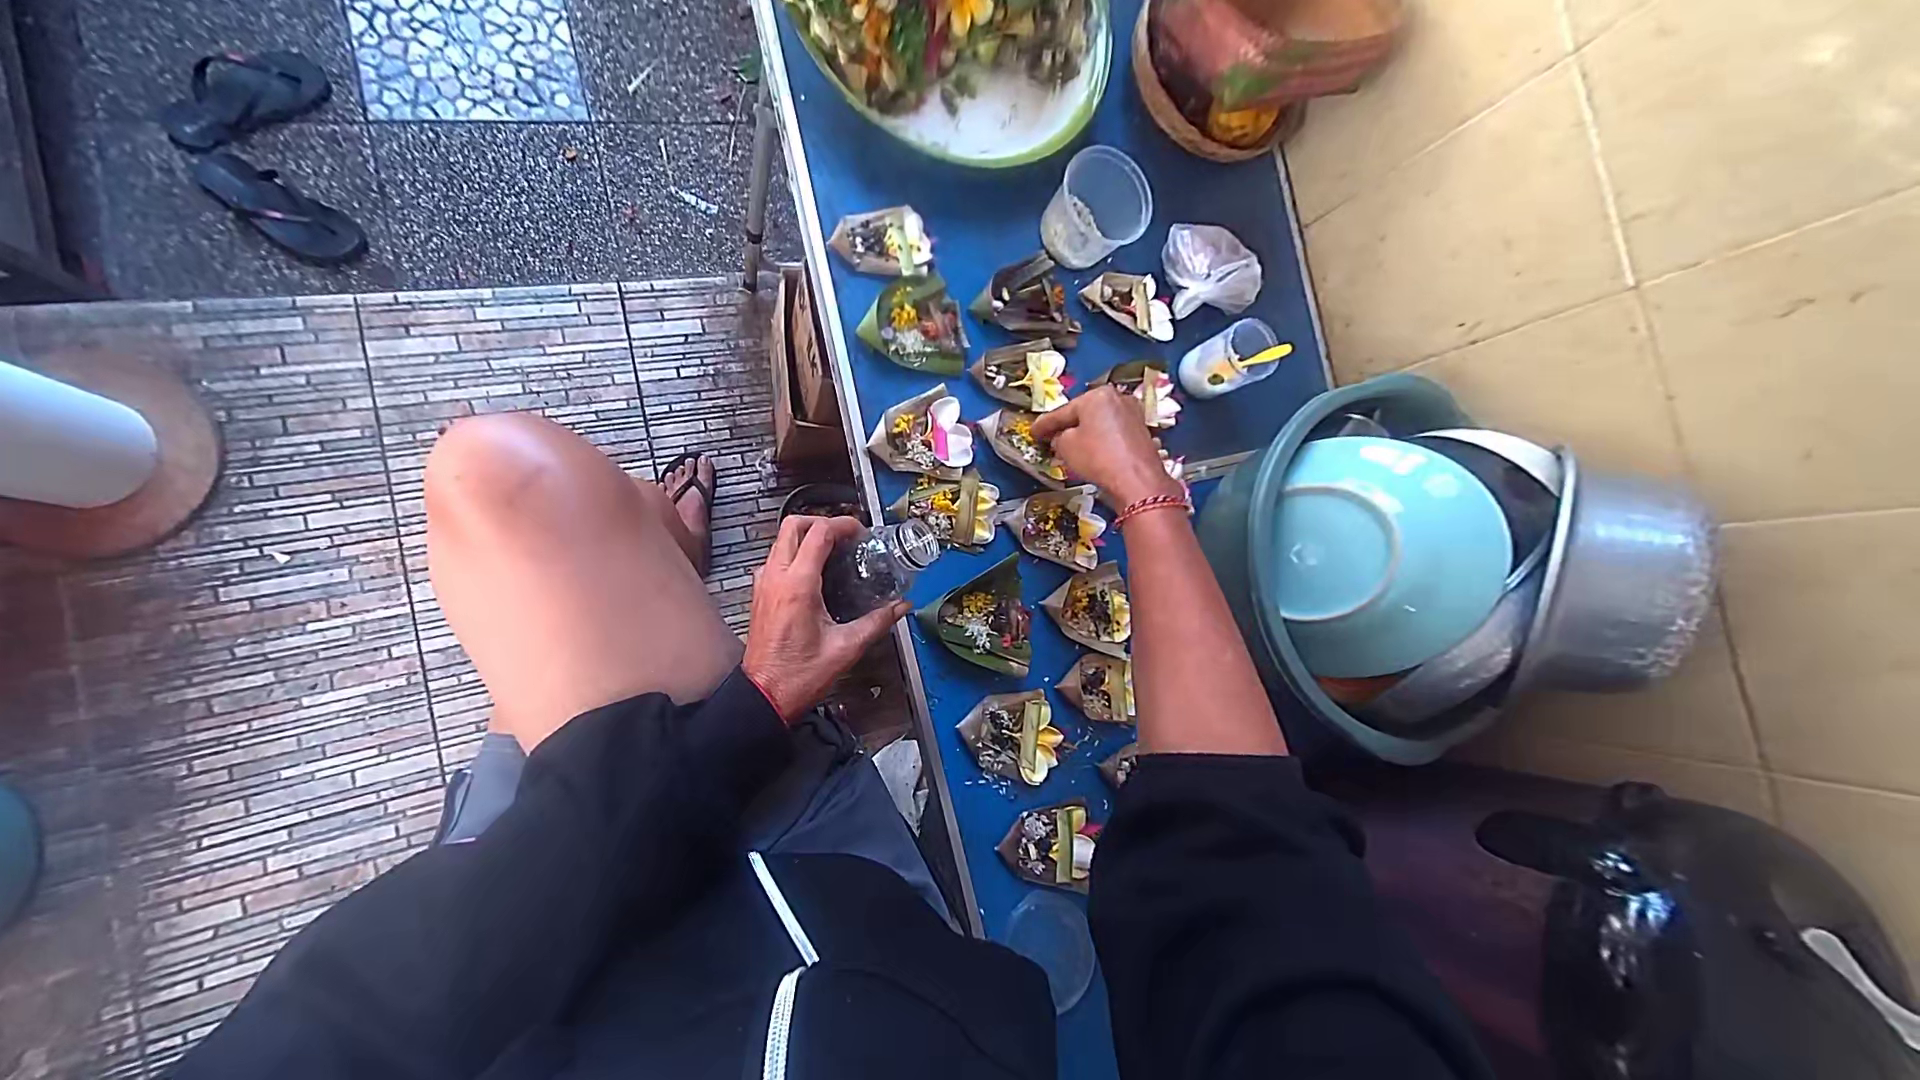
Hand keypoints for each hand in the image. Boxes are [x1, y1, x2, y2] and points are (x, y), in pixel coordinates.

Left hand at [743, 516, 908, 722]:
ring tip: (832, 551)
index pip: (819, 533)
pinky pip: (774, 560)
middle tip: (845, 535)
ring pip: (781, 540)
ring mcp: (763, 585)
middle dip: (822, 521)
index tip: (860, 532)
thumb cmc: (797, 675)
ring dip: (806, 537)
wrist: (764, 695)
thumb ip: (877, 621)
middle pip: (793, 525)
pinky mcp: (759, 595)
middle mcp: (776, 578)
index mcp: (798, 586)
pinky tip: (813, 573)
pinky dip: (793, 554)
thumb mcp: (847, 647)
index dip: (843, 524)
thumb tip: (899, 606)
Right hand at [1032, 386, 1184, 507]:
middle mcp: (1117, 398)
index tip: (1034, 431)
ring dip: (1085, 434)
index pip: (1062, 411)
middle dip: (1067, 426)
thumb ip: (1057, 437)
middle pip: (1083, 414)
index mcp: (1096, 395)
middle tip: (1050, 438)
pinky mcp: (1142, 431)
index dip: (1044, 424)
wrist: (1137, 480)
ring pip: (1099, 423)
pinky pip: (1112, 433)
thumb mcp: (1065, 447)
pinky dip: (1101, 441)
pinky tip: (1092, 452)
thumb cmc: (1098, 457)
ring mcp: (1132, 413)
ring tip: (1070, 448)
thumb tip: (1060, 438)